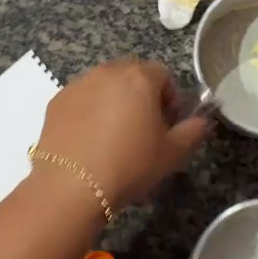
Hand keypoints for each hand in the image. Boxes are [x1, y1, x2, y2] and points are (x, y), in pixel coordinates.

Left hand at [35, 58, 208, 208]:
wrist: (71, 186)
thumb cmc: (128, 165)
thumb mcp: (171, 155)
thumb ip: (192, 132)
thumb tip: (201, 122)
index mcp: (139, 78)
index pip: (163, 74)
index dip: (170, 97)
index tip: (168, 123)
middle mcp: (107, 72)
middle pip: (131, 74)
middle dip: (141, 94)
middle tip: (143, 128)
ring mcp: (78, 84)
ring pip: (104, 84)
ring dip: (113, 100)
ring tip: (113, 135)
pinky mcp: (56, 100)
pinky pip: (81, 98)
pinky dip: (88, 111)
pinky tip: (89, 140)